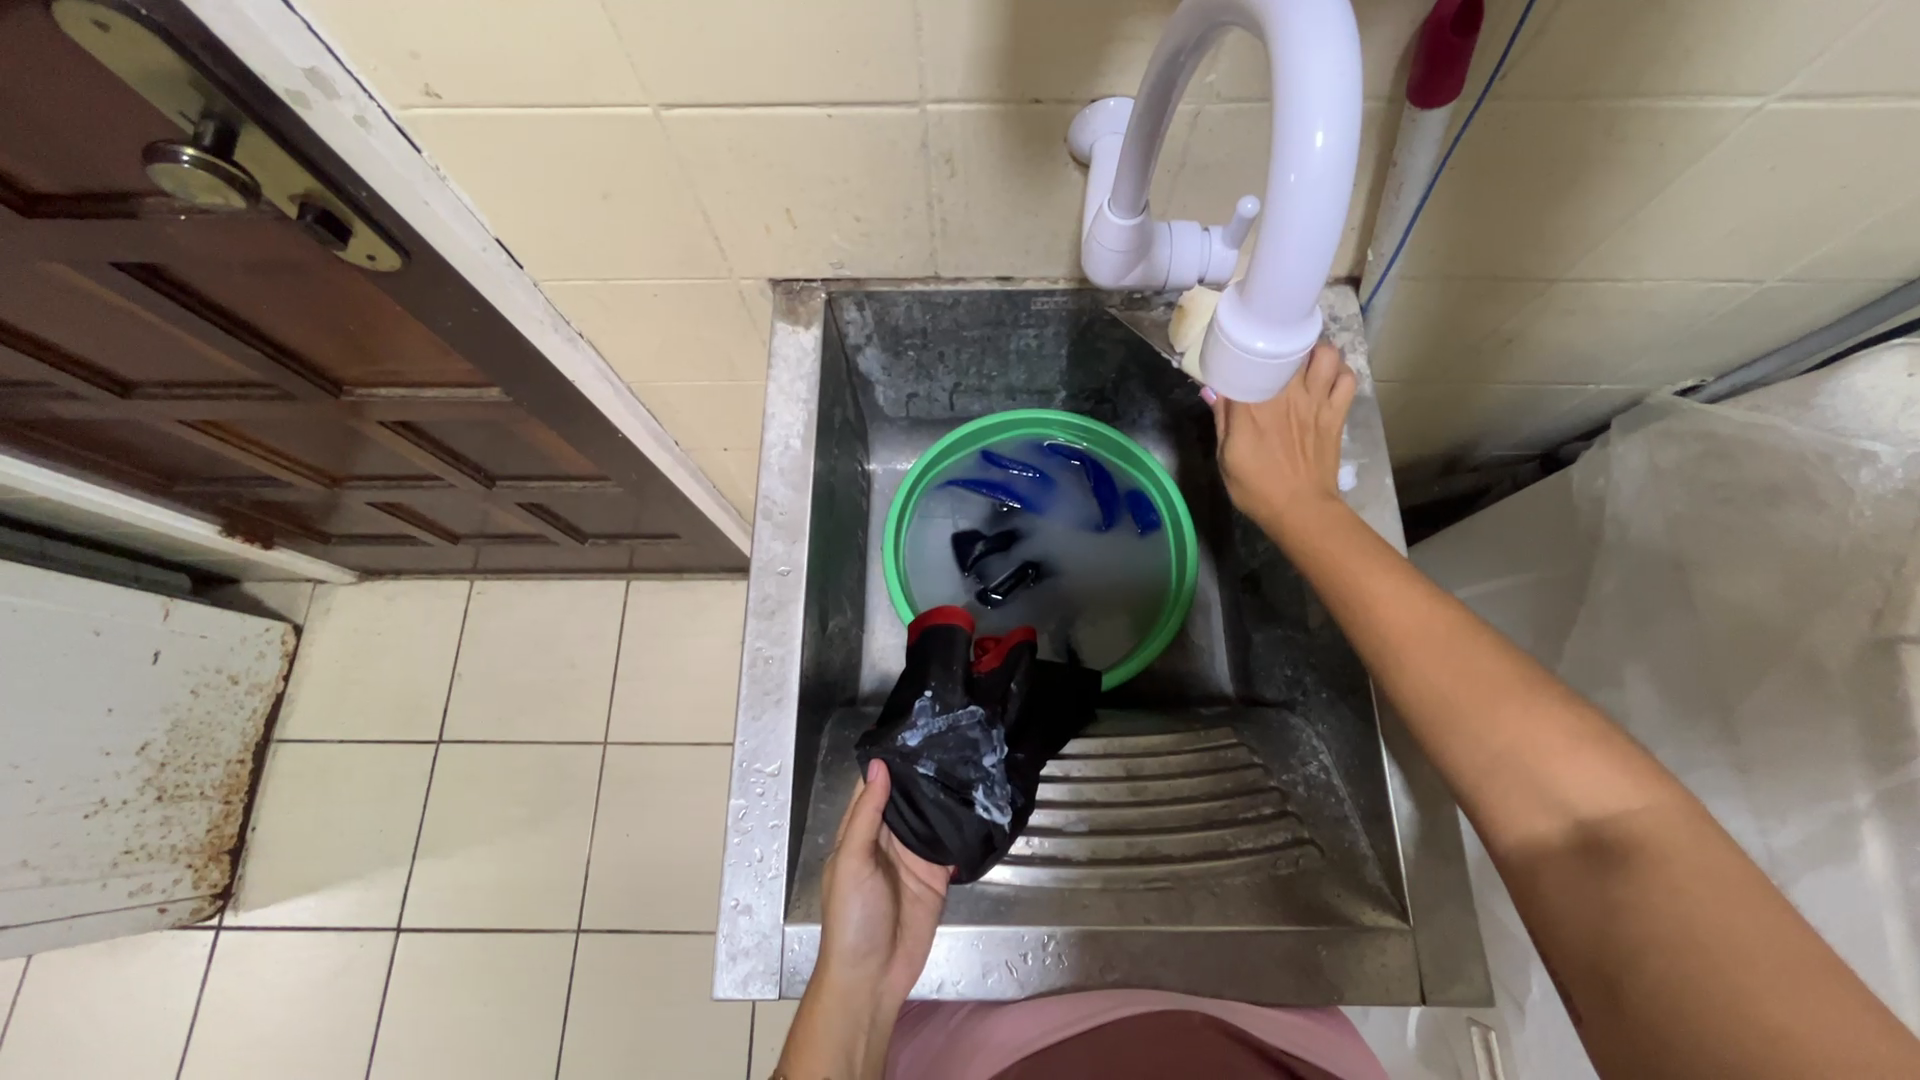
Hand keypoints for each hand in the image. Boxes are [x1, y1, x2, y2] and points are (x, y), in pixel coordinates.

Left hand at [778, 761, 948, 1079]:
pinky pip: (948, 847)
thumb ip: (866, 815)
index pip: (872, 788)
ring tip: (965, 763)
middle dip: (920, 776)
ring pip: (928, 819)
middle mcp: (886, 840)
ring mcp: (912, 859)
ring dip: (941, 798)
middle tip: (947, 741)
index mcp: (859, 833)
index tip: (910, 734)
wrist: (873, 976)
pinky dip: (959, 830)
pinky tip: (975, 805)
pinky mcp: (935, 877)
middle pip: (904, 800)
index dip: (887, 763)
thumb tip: (877, 766)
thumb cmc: (851, 917)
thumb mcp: (851, 862)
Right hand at [1207, 341, 1355, 531]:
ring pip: (1324, 354)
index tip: (1237, 352)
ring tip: (1304, 358)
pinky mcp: (1336, 412)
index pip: (1248, 361)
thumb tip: (1214, 389)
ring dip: (1315, 351)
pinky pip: (1346, 377)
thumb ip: (1222, 419)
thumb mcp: (1226, 457)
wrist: (1300, 509)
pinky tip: (1327, 377)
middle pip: (1289, 347)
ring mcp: (1316, 401)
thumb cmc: (1256, 487)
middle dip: (1281, 343)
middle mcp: (1286, 394)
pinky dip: (1339, 372)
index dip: (1242, 351)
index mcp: (1253, 406)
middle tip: (1273, 349)